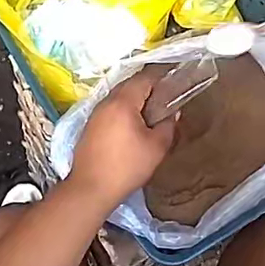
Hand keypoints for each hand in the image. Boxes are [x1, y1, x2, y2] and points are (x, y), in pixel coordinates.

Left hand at [67, 67, 176, 205]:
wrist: (91, 188)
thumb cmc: (127, 166)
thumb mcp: (157, 147)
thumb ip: (168, 125)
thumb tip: (172, 113)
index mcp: (123, 102)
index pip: (144, 78)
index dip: (161, 77)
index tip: (175, 82)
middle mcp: (106, 102)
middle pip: (129, 85)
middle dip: (148, 87)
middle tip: (165, 98)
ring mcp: (94, 114)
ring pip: (118, 97)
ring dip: (134, 100)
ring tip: (151, 113)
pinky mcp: (89, 127)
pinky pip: (110, 110)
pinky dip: (123, 111)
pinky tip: (132, 126)